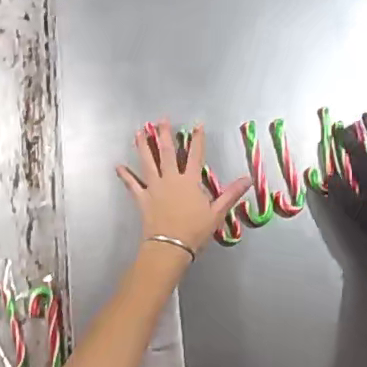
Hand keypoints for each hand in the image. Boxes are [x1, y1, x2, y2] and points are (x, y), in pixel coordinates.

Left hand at [116, 118, 249, 255]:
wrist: (170, 245)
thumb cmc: (195, 230)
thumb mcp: (217, 212)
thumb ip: (231, 193)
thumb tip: (248, 179)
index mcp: (189, 181)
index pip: (195, 155)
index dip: (197, 139)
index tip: (197, 125)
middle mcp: (170, 179)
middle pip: (166, 152)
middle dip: (164, 135)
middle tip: (161, 120)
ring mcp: (154, 188)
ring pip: (147, 162)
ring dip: (142, 146)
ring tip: (139, 132)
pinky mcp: (142, 199)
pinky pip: (132, 185)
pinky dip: (125, 175)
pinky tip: (118, 166)